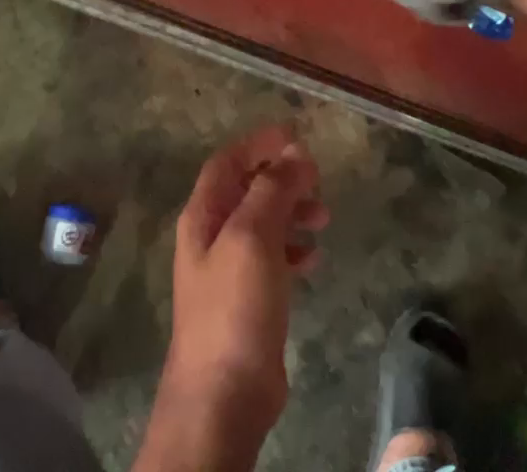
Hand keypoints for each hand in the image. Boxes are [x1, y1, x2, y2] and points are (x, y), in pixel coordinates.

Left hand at [162, 125, 329, 439]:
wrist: (224, 391)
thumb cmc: (234, 305)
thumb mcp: (253, 237)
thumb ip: (272, 191)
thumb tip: (294, 152)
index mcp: (202, 215)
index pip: (227, 162)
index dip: (258, 144)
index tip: (296, 136)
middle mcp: (211, 236)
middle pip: (245, 190)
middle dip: (281, 179)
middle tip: (318, 180)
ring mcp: (228, 270)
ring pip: (262, 224)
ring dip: (291, 213)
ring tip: (324, 218)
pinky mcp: (248, 300)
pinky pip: (272, 259)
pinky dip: (293, 249)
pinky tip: (314, 257)